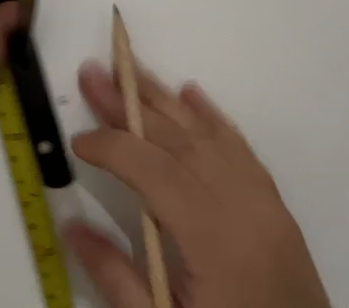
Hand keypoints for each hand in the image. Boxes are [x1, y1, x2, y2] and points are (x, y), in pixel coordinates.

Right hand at [66, 62, 330, 307]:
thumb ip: (116, 276)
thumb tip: (70, 225)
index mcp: (215, 238)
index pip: (154, 171)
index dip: (112, 148)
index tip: (77, 141)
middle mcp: (245, 208)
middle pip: (179, 140)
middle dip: (130, 105)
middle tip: (92, 73)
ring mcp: (267, 206)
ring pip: (209, 136)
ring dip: (165, 100)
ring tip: (129, 71)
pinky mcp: (278, 211)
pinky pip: (242, 149)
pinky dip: (213, 117)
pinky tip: (190, 94)